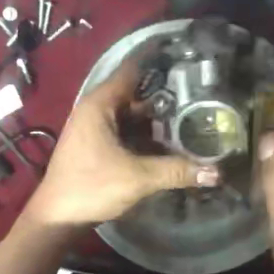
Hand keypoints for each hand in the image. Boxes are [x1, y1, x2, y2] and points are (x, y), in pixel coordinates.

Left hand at [25, 60, 219, 226]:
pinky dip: (147, 137)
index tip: (185, 54)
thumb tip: (216, 172)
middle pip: (136, 95)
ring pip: (133, 118)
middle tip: (200, 96)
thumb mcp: (138, 178)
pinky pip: (127, 134)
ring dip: (158, 122)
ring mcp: (95, 130)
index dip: (157, 60)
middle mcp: (96, 111)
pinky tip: (171, 145)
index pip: (132, 69)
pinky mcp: (97, 148)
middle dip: (166, 97)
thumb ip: (177, 171)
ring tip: (193, 119)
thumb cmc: (91, 188)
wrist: (57, 220)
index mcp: (100, 105)